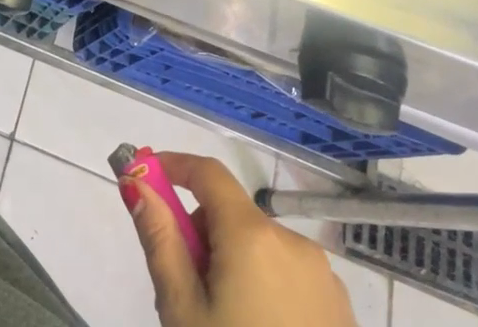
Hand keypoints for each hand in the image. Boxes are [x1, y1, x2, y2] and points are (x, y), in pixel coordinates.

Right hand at [122, 152, 355, 326]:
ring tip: (218, 321)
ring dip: (230, 262)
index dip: (172, 165)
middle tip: (181, 285)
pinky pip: (287, 276)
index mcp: (253, 237)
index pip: (208, 174)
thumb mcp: (181, 307)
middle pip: (232, 214)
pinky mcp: (340, 311)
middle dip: (199, 233)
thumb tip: (137, 183)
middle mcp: (294, 245)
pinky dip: (261, 285)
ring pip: (258, 247)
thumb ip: (158, 237)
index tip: (143, 177)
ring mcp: (324, 279)